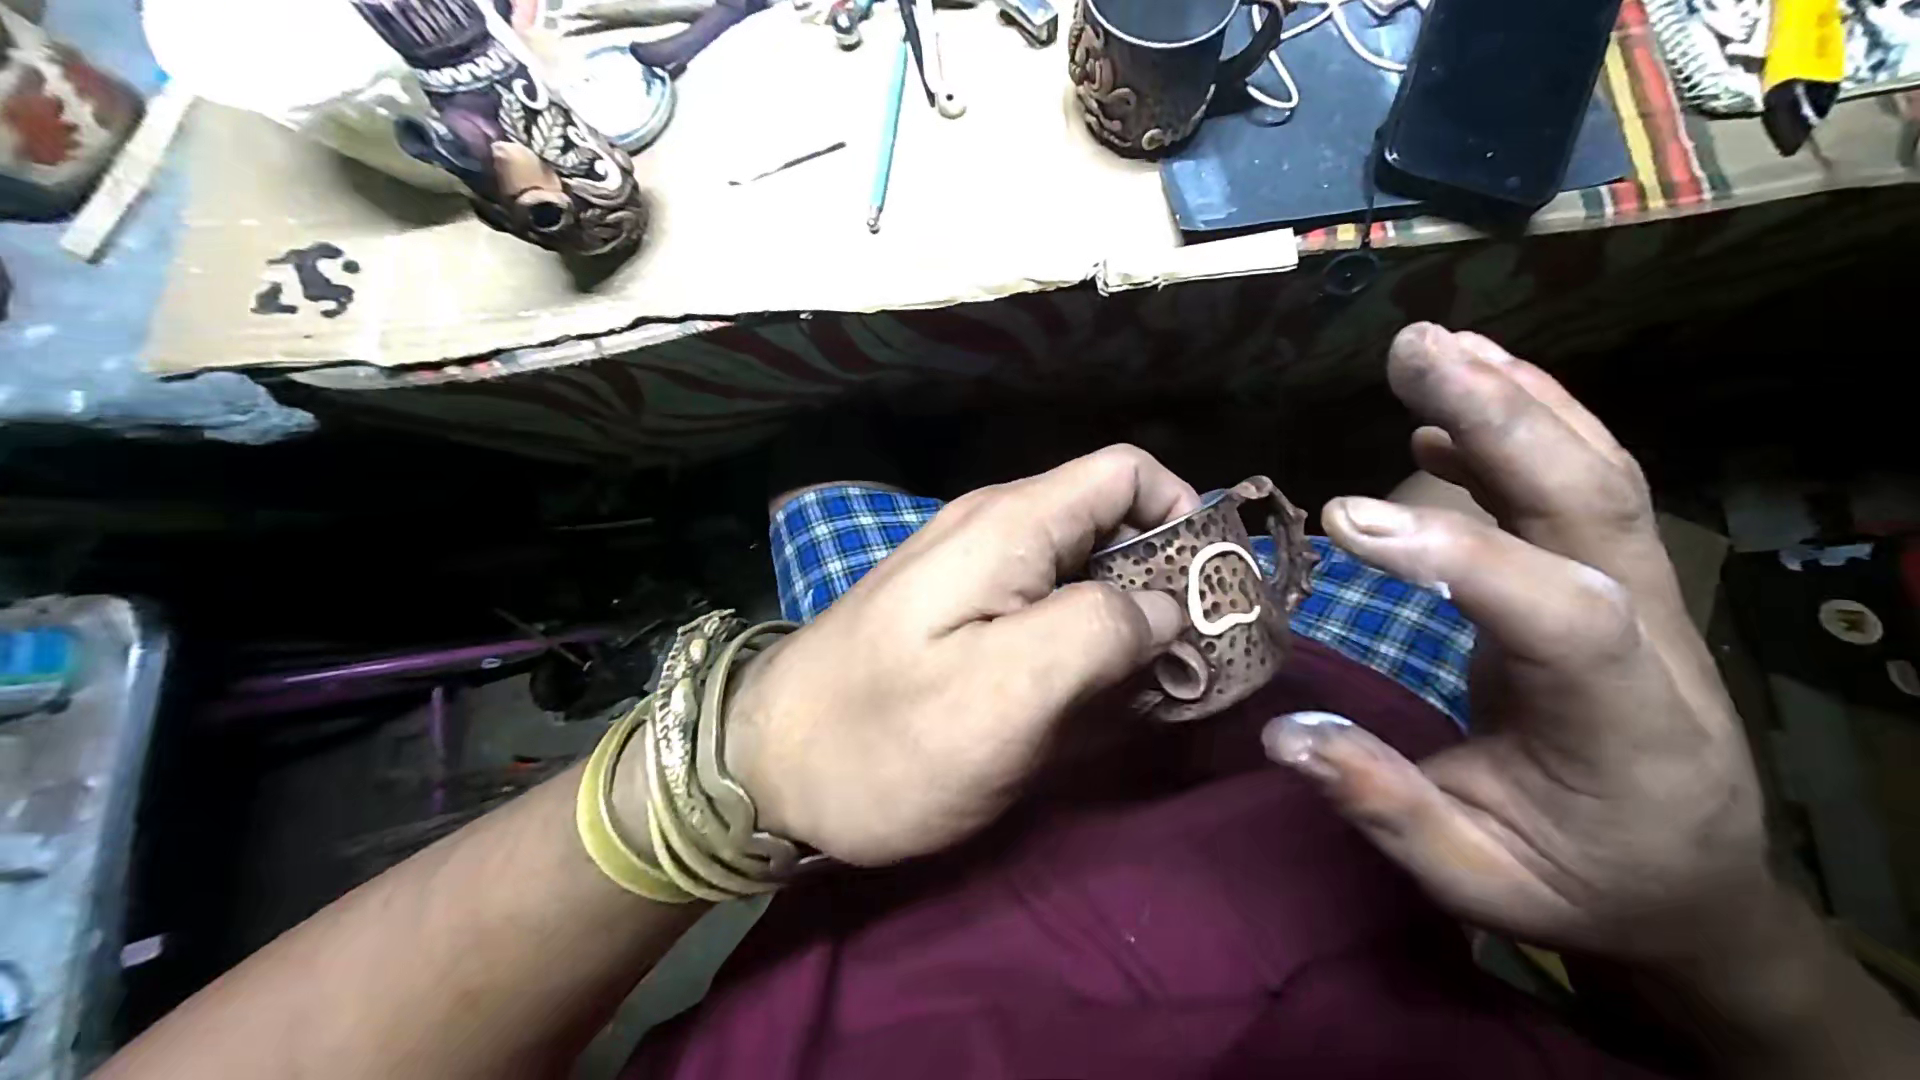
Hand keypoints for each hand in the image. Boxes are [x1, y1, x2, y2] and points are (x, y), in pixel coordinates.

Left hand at [724, 447, 1196, 865]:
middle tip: (1189, 667)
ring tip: (1142, 695)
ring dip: (1126, 625)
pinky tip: (1084, 700)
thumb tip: (1164, 604)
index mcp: (1008, 526)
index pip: (1127, 474)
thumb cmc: (881, 742)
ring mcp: (969, 573)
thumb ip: (1097, 632)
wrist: (764, 768)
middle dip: (1164, 586)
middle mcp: (991, 530)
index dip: (1186, 518)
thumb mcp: (1003, 694)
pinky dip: (1081, 645)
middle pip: (1110, 524)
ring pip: (1080, 572)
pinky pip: (1042, 609)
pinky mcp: (957, 615)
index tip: (1212, 599)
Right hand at [1265, 323, 1769, 963]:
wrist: (1686, 879)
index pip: (1555, 611)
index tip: (1343, 516)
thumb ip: (1383, 804)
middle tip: (1415, 349)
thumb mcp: (1471, 877)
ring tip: (1434, 345)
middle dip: (1503, 415)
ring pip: (1593, 475)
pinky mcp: (1604, 582)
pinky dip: (1519, 430)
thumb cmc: (1573, 880)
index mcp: (1620, 724)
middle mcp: (1650, 640)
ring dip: (1513, 399)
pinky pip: (1575, 487)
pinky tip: (1455, 405)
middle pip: (1593, 502)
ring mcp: (1638, 599)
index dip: (1455, 553)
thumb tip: (1283, 733)